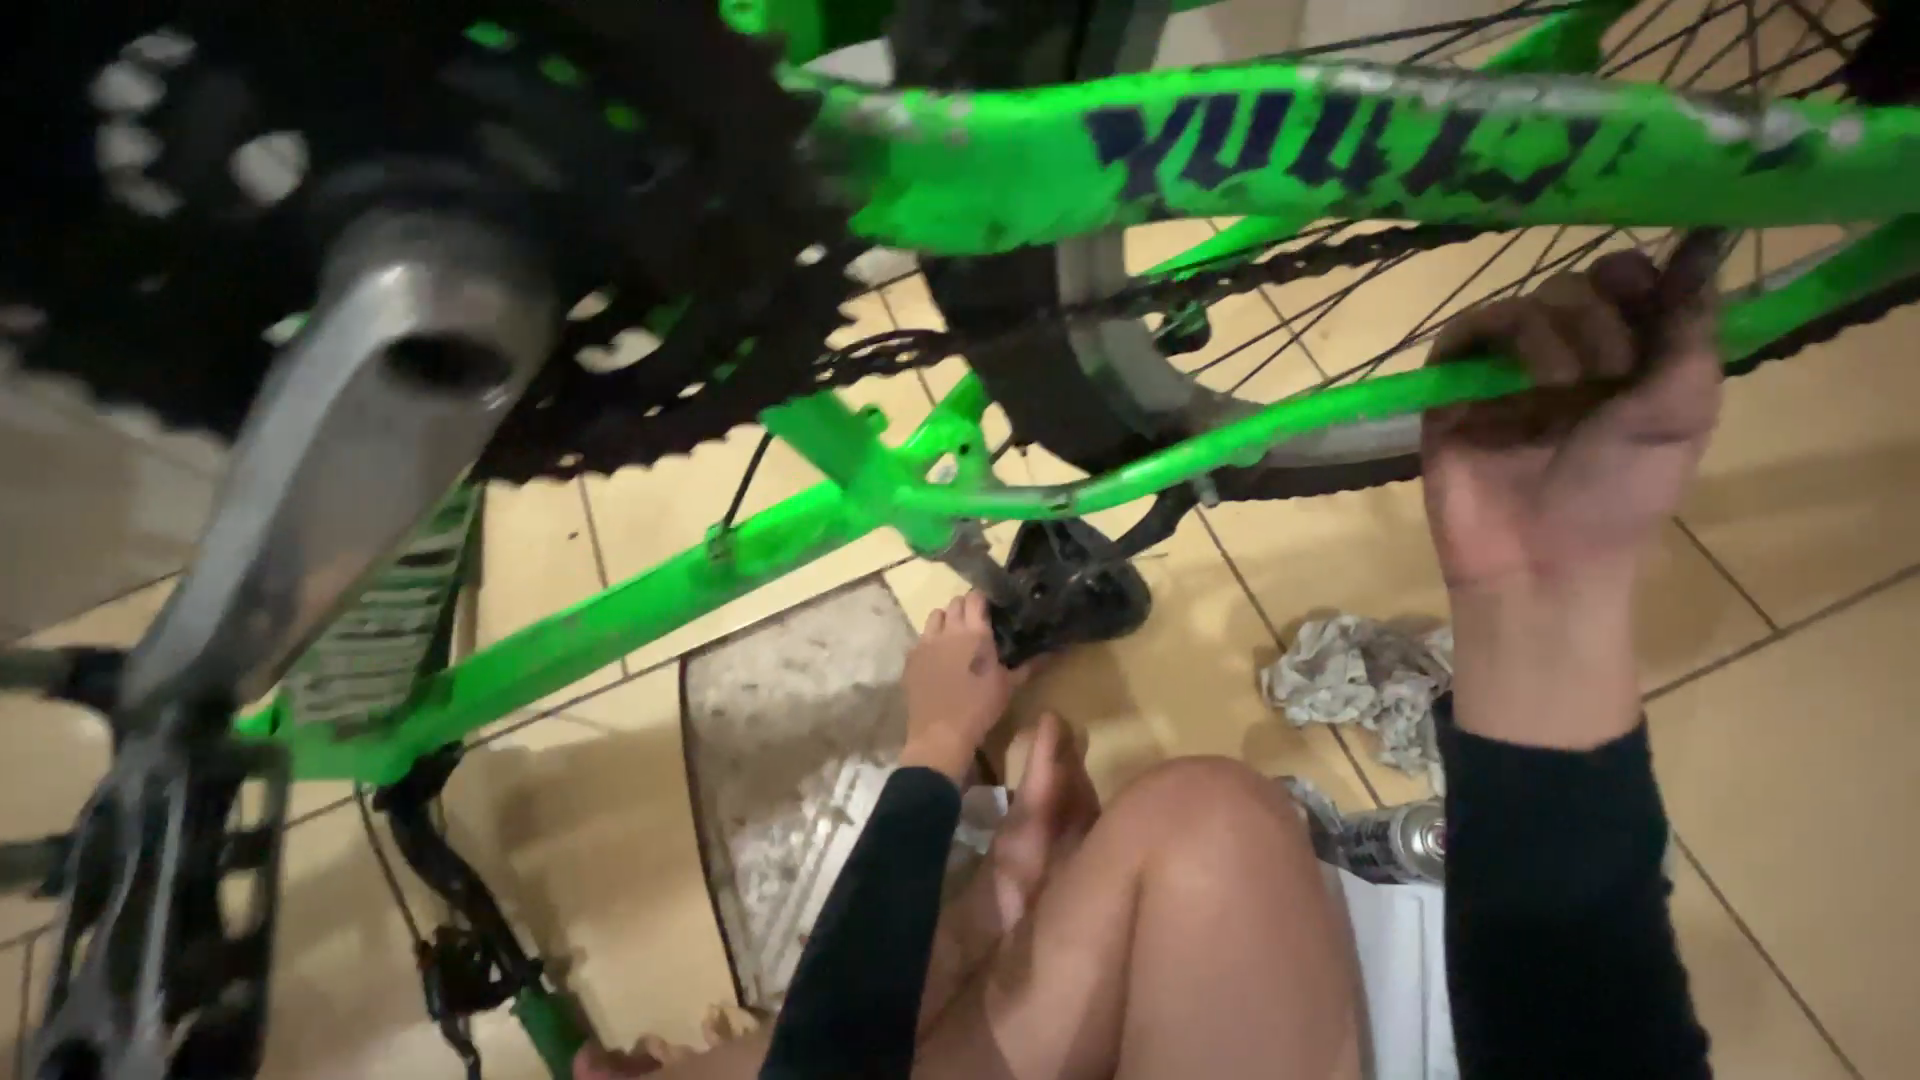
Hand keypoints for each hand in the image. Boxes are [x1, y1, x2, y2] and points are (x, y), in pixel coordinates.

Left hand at [899, 592, 1027, 783]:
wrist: (941, 733)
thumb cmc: (980, 708)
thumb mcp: (1009, 686)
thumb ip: (1028, 666)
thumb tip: (1050, 654)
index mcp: (975, 633)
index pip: (975, 598)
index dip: (982, 599)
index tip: (989, 608)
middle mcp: (949, 630)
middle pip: (954, 603)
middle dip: (965, 608)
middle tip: (975, 623)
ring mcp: (926, 642)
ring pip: (935, 616)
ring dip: (946, 620)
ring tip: (954, 636)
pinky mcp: (912, 657)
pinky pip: (921, 637)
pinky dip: (931, 640)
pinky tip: (938, 657)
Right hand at [1422, 249, 1720, 592]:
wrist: (1539, 559)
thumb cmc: (1619, 498)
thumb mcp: (1681, 413)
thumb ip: (1690, 332)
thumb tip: (1699, 247)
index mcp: (1624, 365)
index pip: (1628, 286)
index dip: (1637, 276)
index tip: (1646, 289)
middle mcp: (1562, 361)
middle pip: (1573, 289)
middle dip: (1597, 319)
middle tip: (1605, 375)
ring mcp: (1502, 377)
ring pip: (1519, 306)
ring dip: (1548, 333)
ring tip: (1557, 388)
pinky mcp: (1450, 393)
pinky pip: (1459, 336)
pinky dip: (1484, 335)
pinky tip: (1510, 373)